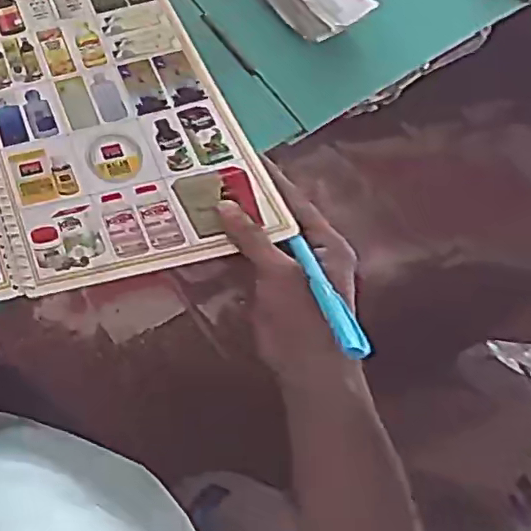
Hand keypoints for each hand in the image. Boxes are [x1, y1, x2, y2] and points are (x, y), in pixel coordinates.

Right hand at [217, 157, 360, 383]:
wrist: (308, 373)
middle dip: (247, 201)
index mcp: (325, 244)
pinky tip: (205, 235)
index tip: (247, 157)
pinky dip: (228, 248)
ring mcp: (288, 271)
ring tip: (205, 199)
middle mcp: (309, 252)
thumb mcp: (280, 273)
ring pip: (257, 238)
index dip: (272, 180)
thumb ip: (253, 238)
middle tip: (217, 177)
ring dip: (234, 223)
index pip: (296, 202)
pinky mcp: (270, 287)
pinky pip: (247, 259)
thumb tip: (225, 204)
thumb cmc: (306, 319)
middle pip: (274, 219)